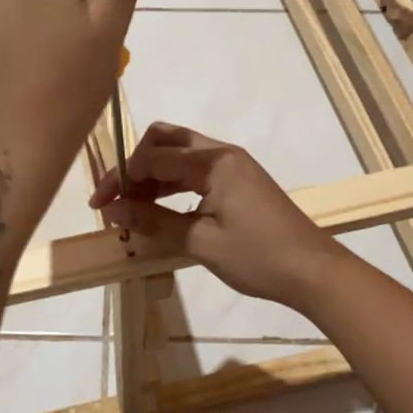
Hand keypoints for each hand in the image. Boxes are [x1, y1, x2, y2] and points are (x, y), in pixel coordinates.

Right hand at [88, 123, 343, 309]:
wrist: (312, 271)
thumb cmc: (258, 256)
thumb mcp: (200, 242)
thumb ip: (153, 221)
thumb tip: (111, 210)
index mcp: (213, 162)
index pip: (153, 157)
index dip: (121, 178)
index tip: (100, 207)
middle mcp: (221, 153)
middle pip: (165, 141)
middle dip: (134, 166)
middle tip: (115, 200)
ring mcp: (232, 166)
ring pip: (179, 156)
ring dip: (152, 177)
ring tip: (130, 210)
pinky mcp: (238, 182)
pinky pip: (194, 172)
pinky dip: (171, 186)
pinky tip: (158, 211)